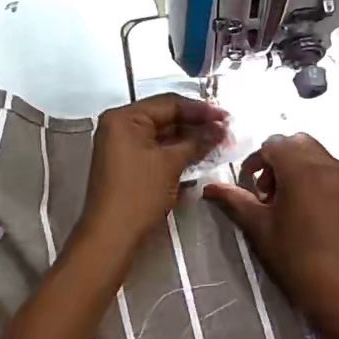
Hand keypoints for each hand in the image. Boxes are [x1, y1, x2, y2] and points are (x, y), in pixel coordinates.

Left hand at [77, 94, 227, 253]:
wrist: (112, 234)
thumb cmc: (138, 194)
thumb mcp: (171, 163)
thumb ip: (197, 141)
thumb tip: (218, 129)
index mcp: (123, 118)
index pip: (169, 104)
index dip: (200, 110)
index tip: (225, 117)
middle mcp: (118, 126)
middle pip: (164, 118)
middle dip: (195, 125)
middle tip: (224, 131)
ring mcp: (120, 146)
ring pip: (161, 135)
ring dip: (188, 140)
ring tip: (216, 143)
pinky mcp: (126, 164)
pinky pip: (154, 150)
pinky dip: (175, 153)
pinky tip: (197, 156)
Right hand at [204, 135, 338, 338]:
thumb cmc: (298, 260)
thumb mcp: (260, 228)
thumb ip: (235, 200)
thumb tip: (209, 187)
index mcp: (303, 169)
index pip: (274, 144)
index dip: (256, 161)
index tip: (248, 186)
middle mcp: (330, 165)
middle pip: (298, 143)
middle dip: (277, 160)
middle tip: (266, 193)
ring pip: (317, 155)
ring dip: (297, 167)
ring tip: (286, 203)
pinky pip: (332, 171)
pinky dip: (315, 177)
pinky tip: (307, 210)